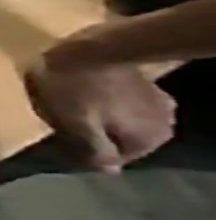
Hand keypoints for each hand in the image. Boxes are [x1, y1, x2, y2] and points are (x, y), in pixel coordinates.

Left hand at [24, 58, 175, 172]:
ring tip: (60, 106)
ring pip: (115, 122)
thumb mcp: (78, 125)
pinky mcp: (143, 87)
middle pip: (115, 140)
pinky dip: (95, 105)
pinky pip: (115, 106)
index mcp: (149, 139)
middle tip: (56, 120)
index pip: (111, 158)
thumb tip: (110, 171)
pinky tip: (74, 95)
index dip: (80, 152)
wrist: (89, 47)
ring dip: (90, 119)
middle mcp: (164, 125)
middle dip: (85, 135)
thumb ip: (96, 150)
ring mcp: (156, 104)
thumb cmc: (76, 88)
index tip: (56, 139)